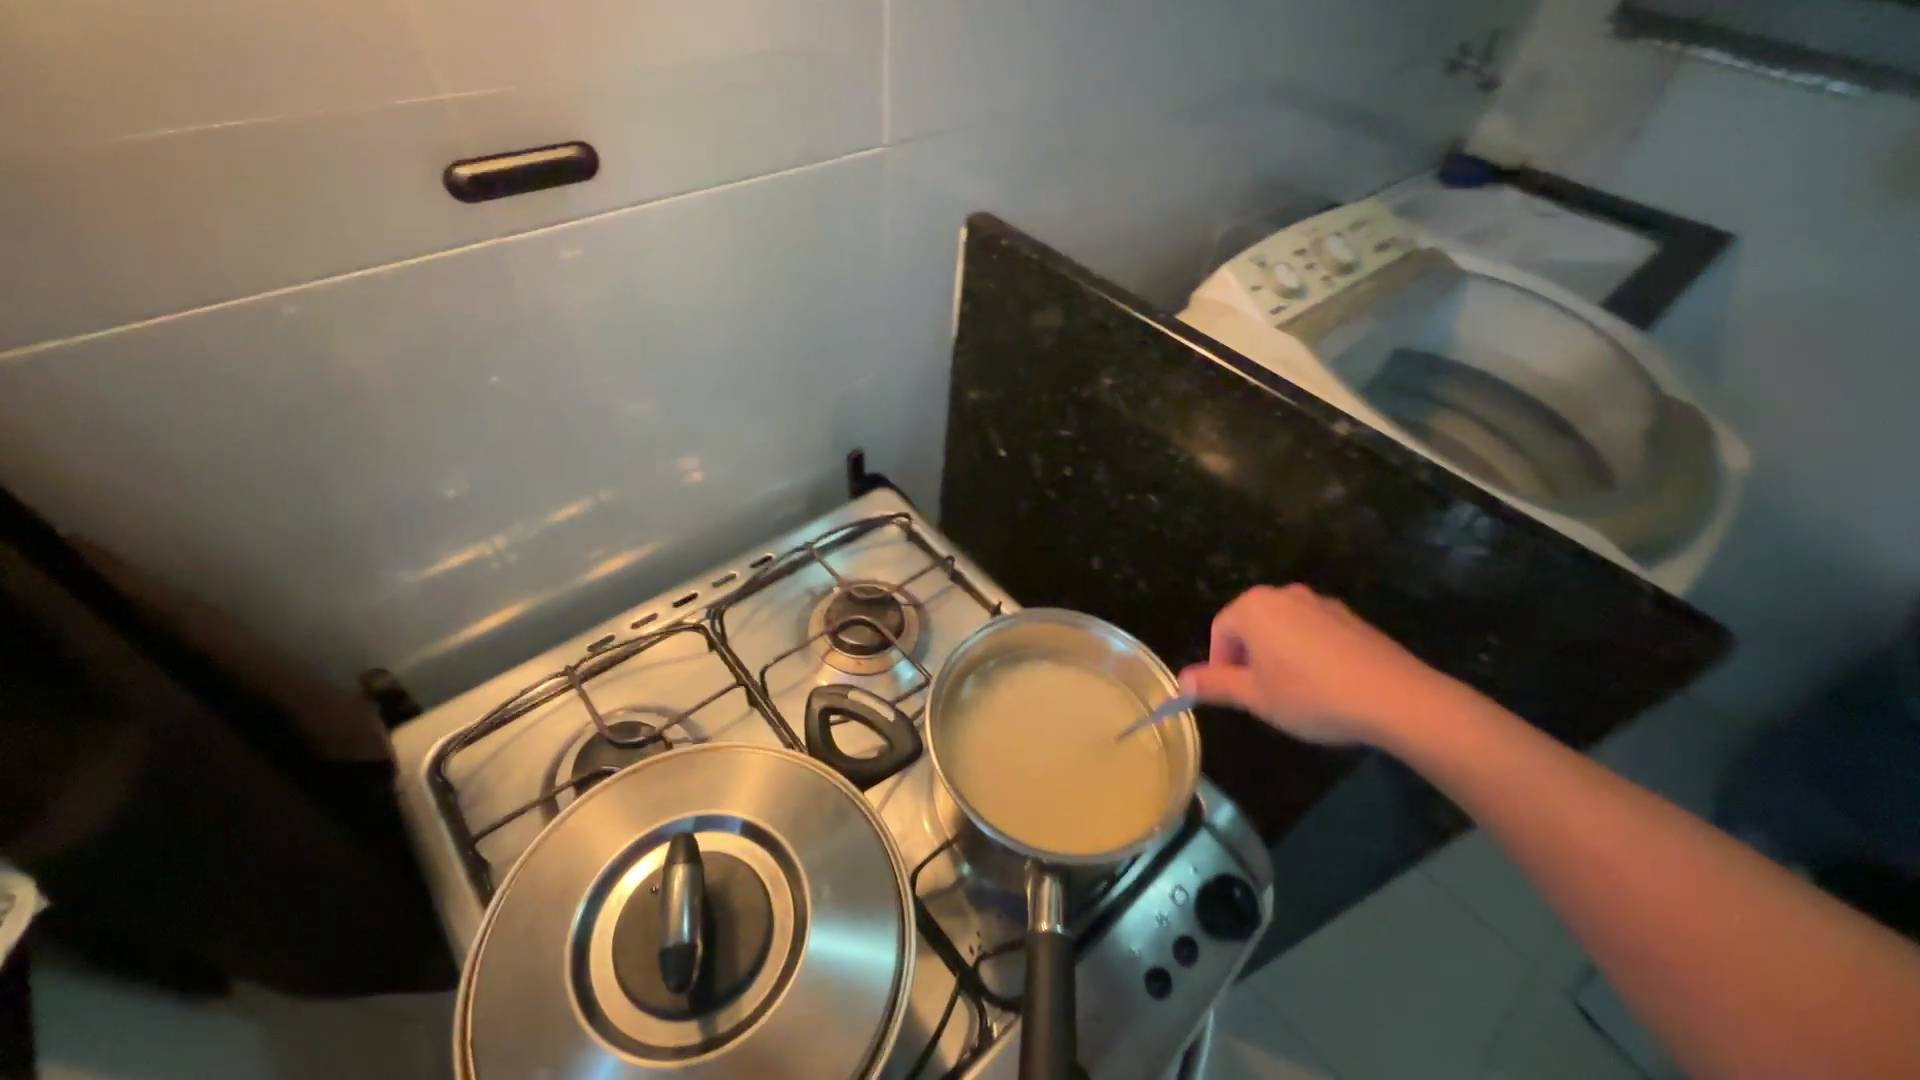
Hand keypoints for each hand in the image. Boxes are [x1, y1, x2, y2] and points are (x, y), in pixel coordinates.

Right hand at [1179, 584, 1483, 747]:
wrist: (1394, 698)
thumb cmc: (1310, 695)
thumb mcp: (1255, 696)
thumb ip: (1215, 684)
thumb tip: (1182, 681)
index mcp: (1254, 607)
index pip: (1220, 632)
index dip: (1221, 666)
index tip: (1237, 696)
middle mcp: (1285, 595)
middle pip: (1251, 626)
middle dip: (1249, 659)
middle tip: (1262, 696)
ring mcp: (1322, 603)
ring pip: (1283, 630)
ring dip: (1279, 657)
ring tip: (1295, 694)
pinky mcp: (1350, 619)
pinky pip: (1314, 634)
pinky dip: (1309, 655)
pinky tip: (1325, 686)